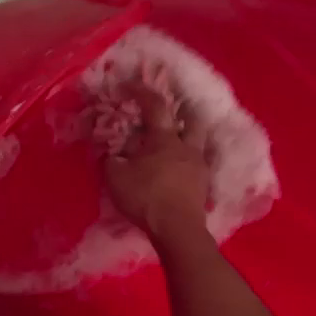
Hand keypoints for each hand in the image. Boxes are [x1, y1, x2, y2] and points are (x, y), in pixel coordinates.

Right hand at [104, 84, 211, 243]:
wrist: (177, 229)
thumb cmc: (145, 196)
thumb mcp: (115, 175)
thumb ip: (112, 158)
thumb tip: (112, 152)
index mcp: (164, 139)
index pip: (155, 106)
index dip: (141, 91)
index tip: (129, 85)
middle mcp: (186, 147)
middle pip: (192, 120)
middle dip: (182, 111)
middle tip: (170, 110)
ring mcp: (199, 167)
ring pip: (198, 142)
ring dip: (188, 135)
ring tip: (176, 139)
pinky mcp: (203, 186)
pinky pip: (198, 164)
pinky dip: (188, 160)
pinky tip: (178, 167)